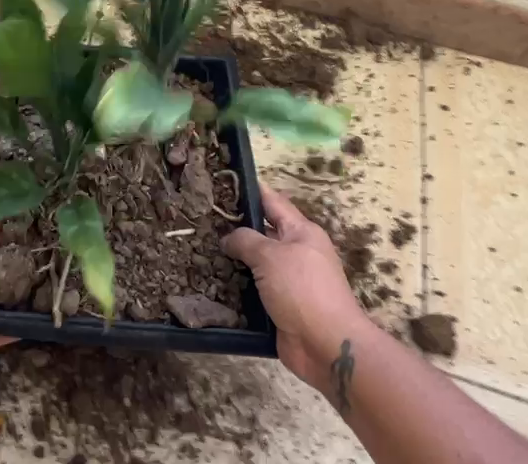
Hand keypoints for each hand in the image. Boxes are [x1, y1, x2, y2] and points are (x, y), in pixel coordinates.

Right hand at [222, 187, 365, 388]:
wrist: (327, 345)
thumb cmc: (302, 290)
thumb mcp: (271, 255)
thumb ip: (245, 240)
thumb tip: (228, 238)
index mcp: (301, 232)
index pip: (272, 202)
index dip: (250, 191)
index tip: (222, 182)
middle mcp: (297, 253)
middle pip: (263, 233)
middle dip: (236, 227)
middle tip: (203, 219)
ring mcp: (290, 281)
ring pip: (256, 263)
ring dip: (234, 259)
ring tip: (200, 249)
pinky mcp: (281, 306)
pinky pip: (255, 289)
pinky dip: (237, 285)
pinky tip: (213, 281)